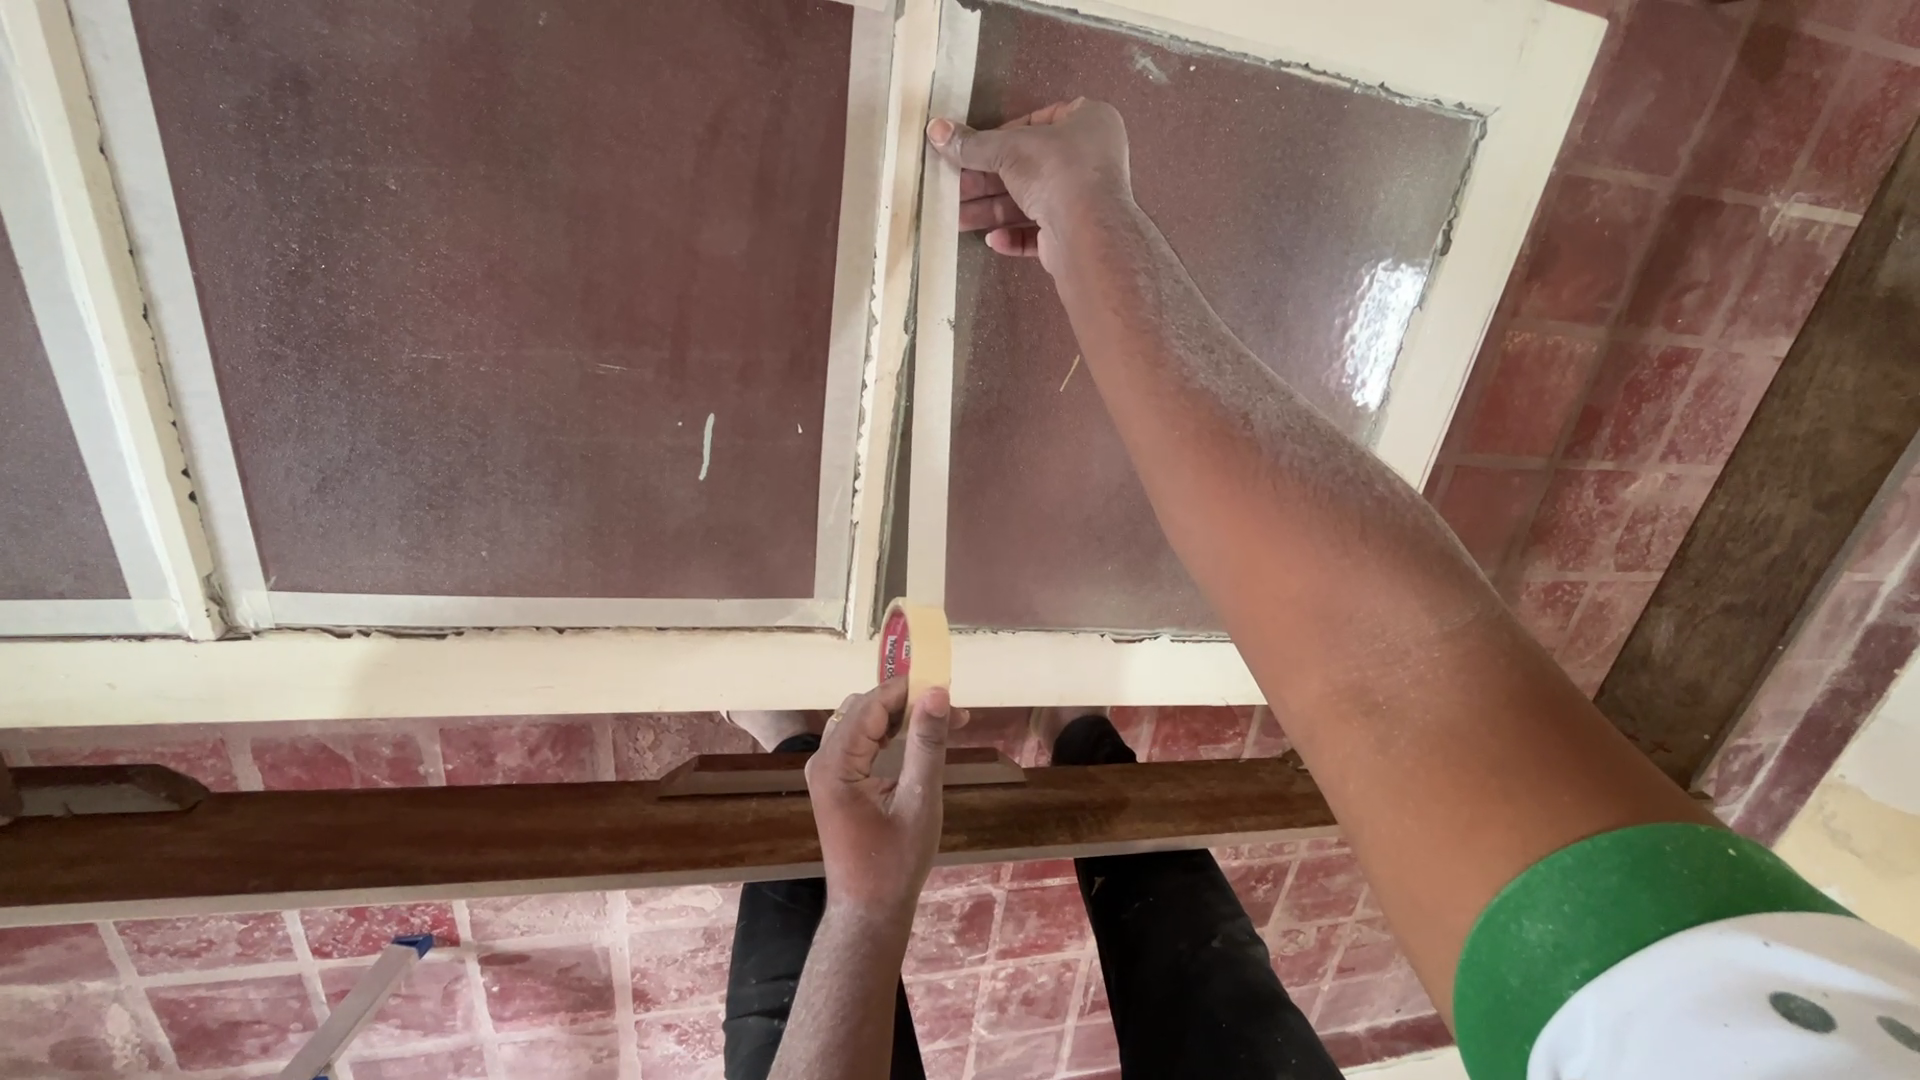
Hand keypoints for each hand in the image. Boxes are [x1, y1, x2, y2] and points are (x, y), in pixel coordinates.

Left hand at [805, 678, 965, 922]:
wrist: (869, 911)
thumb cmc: (895, 863)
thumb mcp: (919, 800)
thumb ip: (927, 744)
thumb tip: (938, 693)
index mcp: (835, 764)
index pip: (871, 705)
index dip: (908, 689)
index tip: (948, 687)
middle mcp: (823, 760)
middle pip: (865, 708)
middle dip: (908, 701)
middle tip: (953, 709)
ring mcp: (826, 770)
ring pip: (863, 720)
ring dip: (901, 715)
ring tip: (944, 720)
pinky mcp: (836, 780)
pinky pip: (861, 740)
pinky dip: (890, 732)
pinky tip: (919, 736)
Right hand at [926, 98, 1133, 272]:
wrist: (1087, 231)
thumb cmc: (1055, 169)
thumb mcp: (1008, 148)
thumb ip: (973, 144)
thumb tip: (934, 130)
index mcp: (1088, 121)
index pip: (1039, 121)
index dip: (1003, 135)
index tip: (976, 148)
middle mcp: (1089, 160)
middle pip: (1028, 168)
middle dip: (987, 181)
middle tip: (954, 188)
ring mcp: (1083, 200)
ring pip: (1029, 203)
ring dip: (992, 211)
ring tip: (957, 219)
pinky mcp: (1074, 235)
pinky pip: (1040, 232)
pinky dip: (1014, 235)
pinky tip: (993, 240)